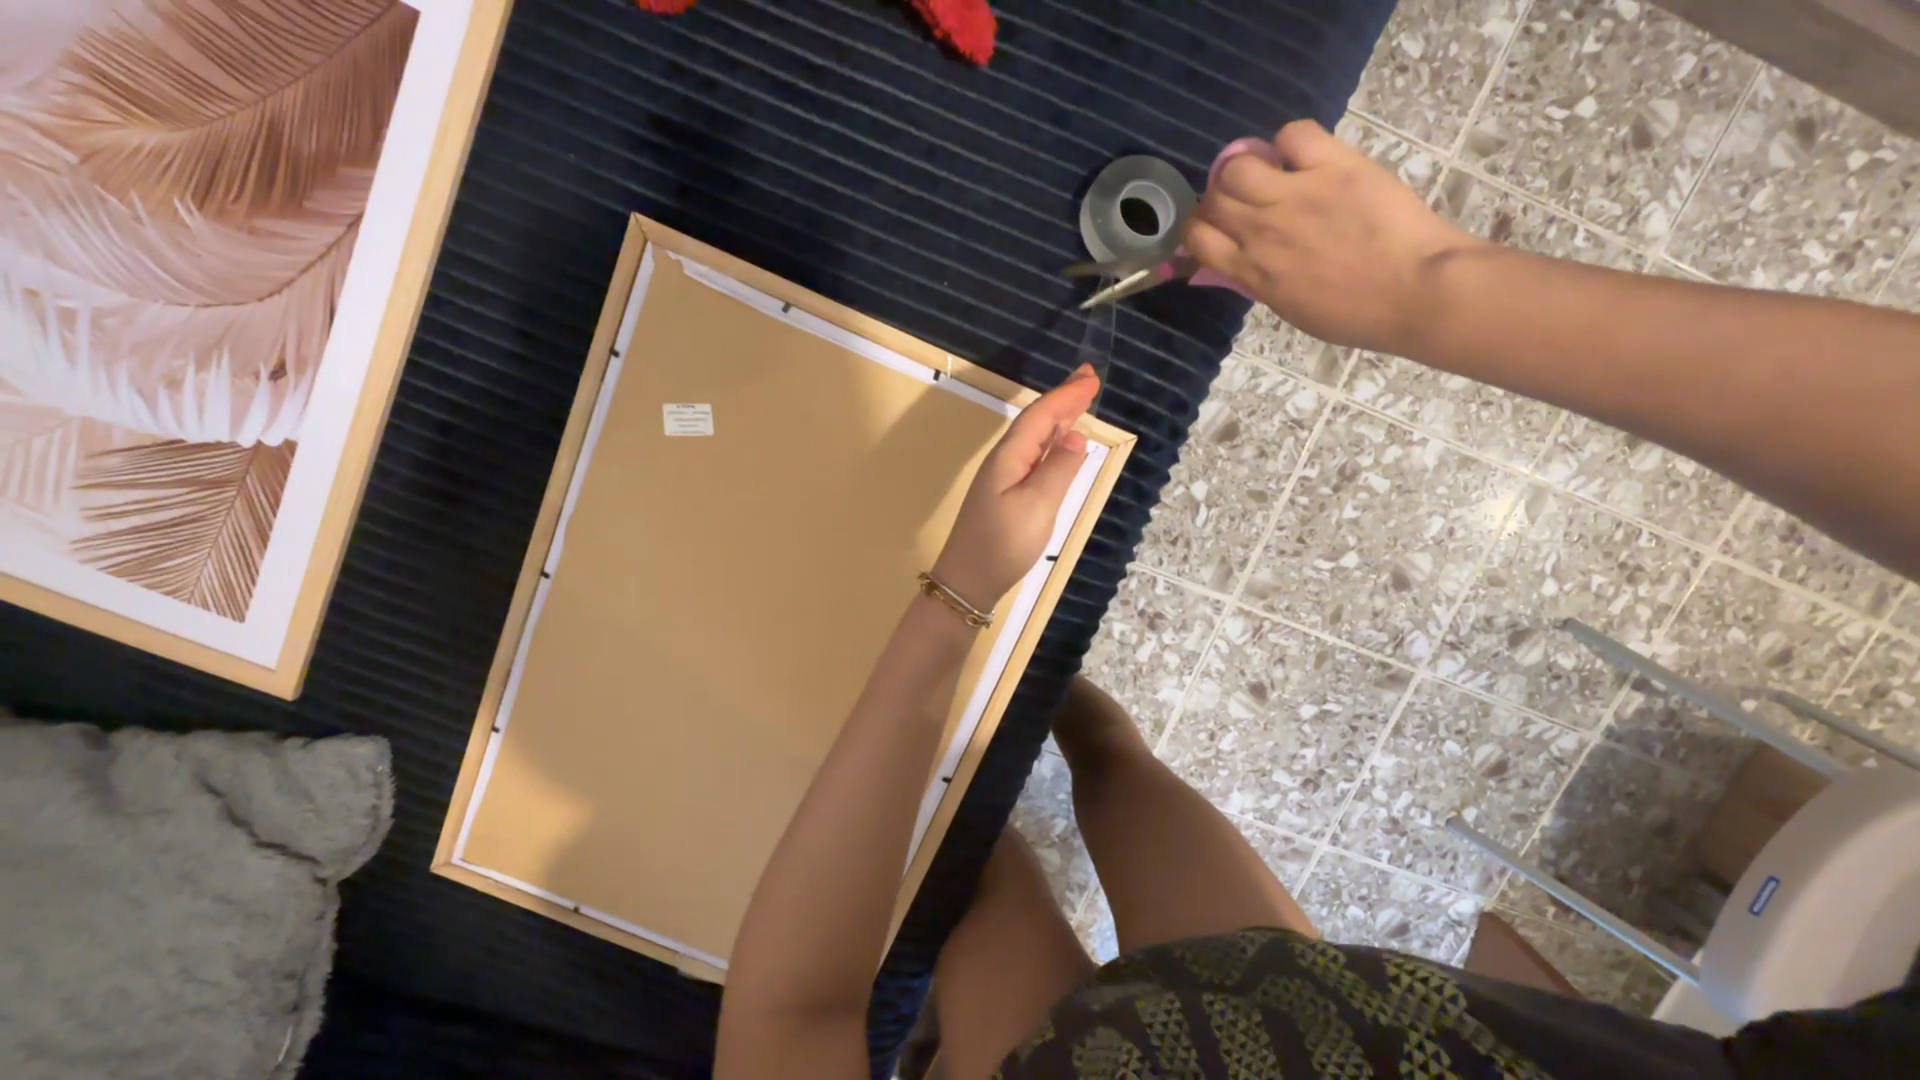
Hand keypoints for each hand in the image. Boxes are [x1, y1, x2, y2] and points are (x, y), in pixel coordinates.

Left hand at [932, 364, 1099, 608]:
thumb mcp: (1037, 506)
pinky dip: (1051, 443)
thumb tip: (1077, 436)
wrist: (968, 582)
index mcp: (1009, 457)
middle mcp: (1004, 462)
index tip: (1091, 377)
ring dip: (1058, 419)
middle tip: (1089, 379)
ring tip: (1080, 403)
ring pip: (1034, 439)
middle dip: (1062, 400)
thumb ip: (1059, 470)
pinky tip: (1060, 446)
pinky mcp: (1006, 497)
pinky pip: (1033, 457)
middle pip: (1036, 422)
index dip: (1066, 396)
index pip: (1041, 416)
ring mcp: (1003, 480)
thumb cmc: (1002, 544)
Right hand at [1185, 119, 1482, 356]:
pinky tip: (1303, 157)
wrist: (1417, 291)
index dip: (1198, 228)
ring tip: (1267, 174)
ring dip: (1245, 168)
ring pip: (1239, 164)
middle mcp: (1261, 228)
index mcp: (1250, 270)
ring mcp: (1296, 193)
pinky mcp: (1333, 166)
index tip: (1212, 230)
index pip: (1196, 237)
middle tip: (1242, 201)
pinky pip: (1293, 135)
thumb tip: (1231, 266)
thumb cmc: (1355, 314)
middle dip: (1219, 199)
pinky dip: (1289, 142)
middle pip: (1213, 197)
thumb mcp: (1289, 309)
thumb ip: (1256, 282)